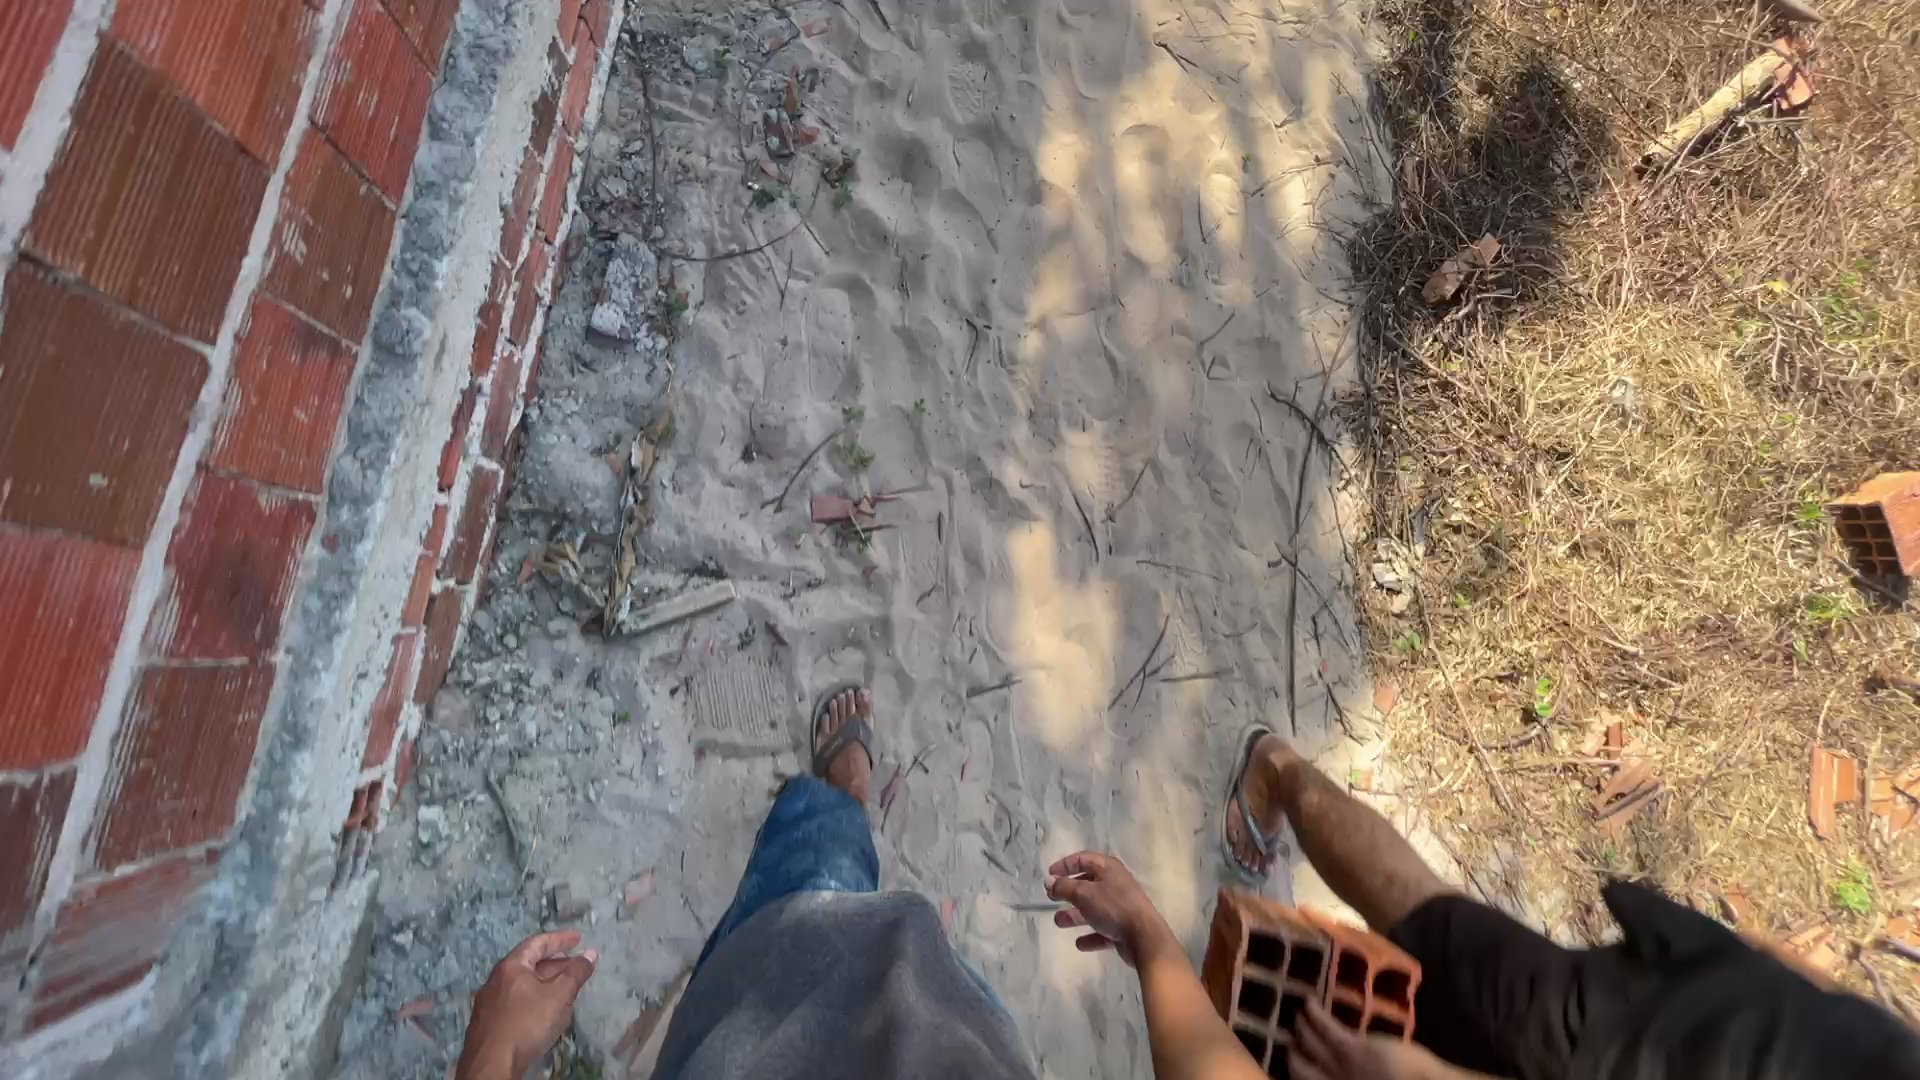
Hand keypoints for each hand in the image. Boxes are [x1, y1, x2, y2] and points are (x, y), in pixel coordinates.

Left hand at [455, 931, 597, 1079]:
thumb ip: (577, 972)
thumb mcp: (560, 995)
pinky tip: (543, 1013)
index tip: (579, 939)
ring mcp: (487, 1005)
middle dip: (555, 963)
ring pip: (521, 985)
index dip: (560, 939)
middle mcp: (494, 982)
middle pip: (528, 964)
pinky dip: (532, 998)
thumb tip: (590, 954)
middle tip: (576, 967)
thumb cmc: (527, 1024)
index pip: (537, 943)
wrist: (490, 1071)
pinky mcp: (485, 1026)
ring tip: (564, 990)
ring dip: (544, 983)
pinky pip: (513, 1002)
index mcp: (510, 967)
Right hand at [1045, 851, 1172, 967]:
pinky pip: (1102, 930)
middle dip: (1068, 892)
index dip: (1064, 865)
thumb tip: (1049, 881)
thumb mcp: (1084, 893)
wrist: (1144, 938)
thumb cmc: (1113, 907)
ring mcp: (1119, 907)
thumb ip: (1064, 886)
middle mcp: (1114, 884)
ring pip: (1092, 908)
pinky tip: (1079, 943)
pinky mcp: (1122, 928)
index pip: (1082, 859)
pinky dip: (1091, 935)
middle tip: (1051, 898)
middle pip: (1086, 884)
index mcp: (1107, 868)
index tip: (1049, 875)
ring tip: (1059, 921)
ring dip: (1075, 915)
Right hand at [1291, 1001, 1449, 1079]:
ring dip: (1302, 1027)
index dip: (1297, 1072)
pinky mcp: (1351, 1048)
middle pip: (1299, 1068)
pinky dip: (1314, 1012)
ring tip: (1299, 1015)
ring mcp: (1341, 1068)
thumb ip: (1356, 1076)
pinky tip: (1310, 1001)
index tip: (1294, 1060)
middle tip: (1291, 1039)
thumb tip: (1340, 1065)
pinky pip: (1324, 1027)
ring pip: (1309, 1042)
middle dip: (1293, 1052)